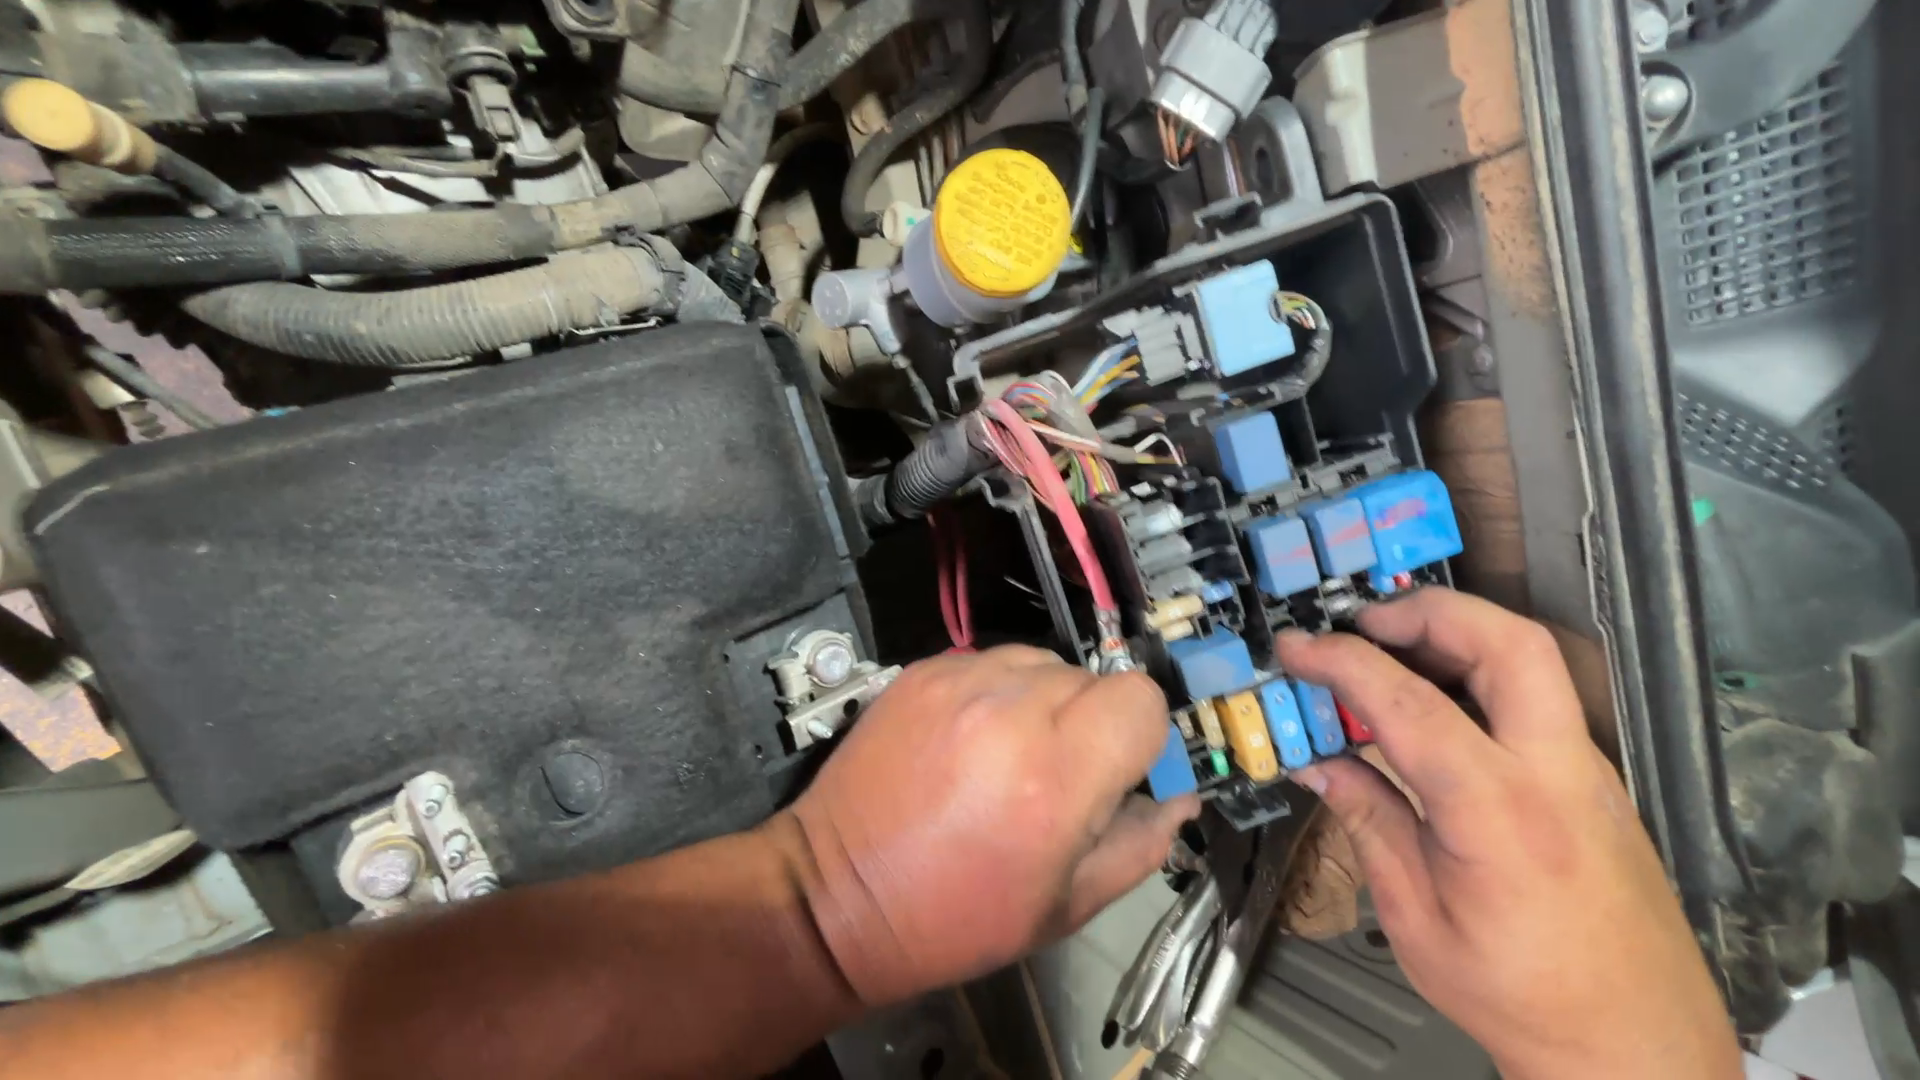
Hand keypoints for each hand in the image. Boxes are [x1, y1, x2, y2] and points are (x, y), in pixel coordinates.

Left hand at [780, 646, 1199, 1004]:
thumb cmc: (956, 915)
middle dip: (1093, 722)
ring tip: (1013, 753)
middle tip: (1060, 773)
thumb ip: (1139, 844)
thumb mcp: (1066, 906)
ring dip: (1047, 701)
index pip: (1141, 698)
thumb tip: (1179, 796)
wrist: (835, 895)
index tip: (1121, 769)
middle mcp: (1009, 710)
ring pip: (1045, 662)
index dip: (1142, 735)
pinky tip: (972, 737)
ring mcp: (960, 681)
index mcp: (1054, 774)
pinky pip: (991, 661)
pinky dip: (998, 692)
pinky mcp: (922, 671)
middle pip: (1095, 678)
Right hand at [1278, 589, 1740, 1079]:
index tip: (1295, 648)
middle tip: (1360, 621)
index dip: (1343, 663)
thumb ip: (1367, 819)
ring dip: (1454, 633)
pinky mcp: (1592, 778)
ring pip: (1532, 658)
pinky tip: (1427, 699)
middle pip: (1510, 645)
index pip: (1411, 705)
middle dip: (1429, 611)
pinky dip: (1473, 671)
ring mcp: (1586, 771)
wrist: (1638, 1049)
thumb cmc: (1516, 995)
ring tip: (1384, 648)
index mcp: (1501, 816)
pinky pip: (1533, 695)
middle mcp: (1557, 776)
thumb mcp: (1414, 915)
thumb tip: (1315, 761)